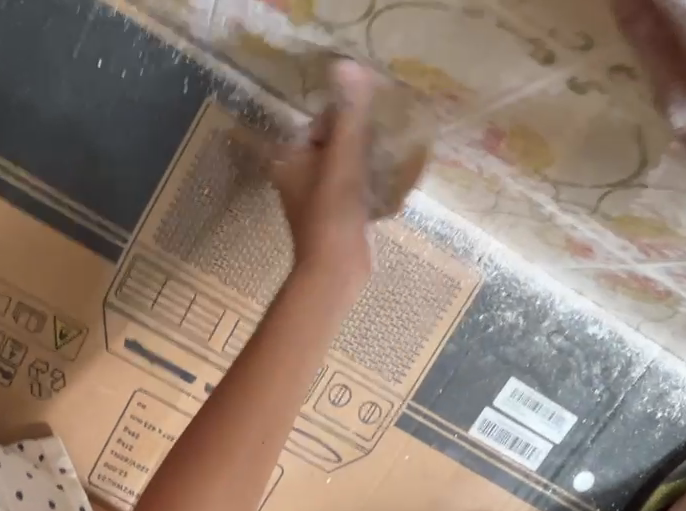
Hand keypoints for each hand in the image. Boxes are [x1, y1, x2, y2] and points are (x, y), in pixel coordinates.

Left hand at [269, 59, 377, 298]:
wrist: (335, 269)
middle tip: (390, 130)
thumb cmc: (332, 211)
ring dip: (370, 158)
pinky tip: (394, 176)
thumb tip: (347, 65)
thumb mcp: (343, 155)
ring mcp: (316, 200)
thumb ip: (348, 113)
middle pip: (335, 143)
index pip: (321, 121)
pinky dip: (372, 181)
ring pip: (347, 166)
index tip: (376, 111)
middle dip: (361, 136)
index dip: (348, 113)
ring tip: (395, 149)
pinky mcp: (336, 218)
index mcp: (289, 161)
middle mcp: (297, 179)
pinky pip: (356, 189)